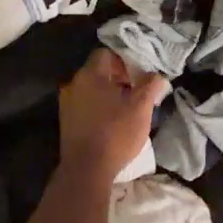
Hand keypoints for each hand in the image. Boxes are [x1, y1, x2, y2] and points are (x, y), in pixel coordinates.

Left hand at [58, 49, 167, 183]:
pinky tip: (111, 121)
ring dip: (108, 93)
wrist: (86, 169)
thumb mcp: (141, 107)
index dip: (124, 60)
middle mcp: (74, 84)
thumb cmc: (115, 133)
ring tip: (126, 108)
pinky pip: (85, 104)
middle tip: (136, 91)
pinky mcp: (65, 121)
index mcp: (90, 74)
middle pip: (98, 71)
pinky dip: (98, 107)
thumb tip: (157, 75)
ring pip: (91, 89)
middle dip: (118, 77)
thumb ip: (151, 85)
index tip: (138, 75)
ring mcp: (67, 103)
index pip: (106, 53)